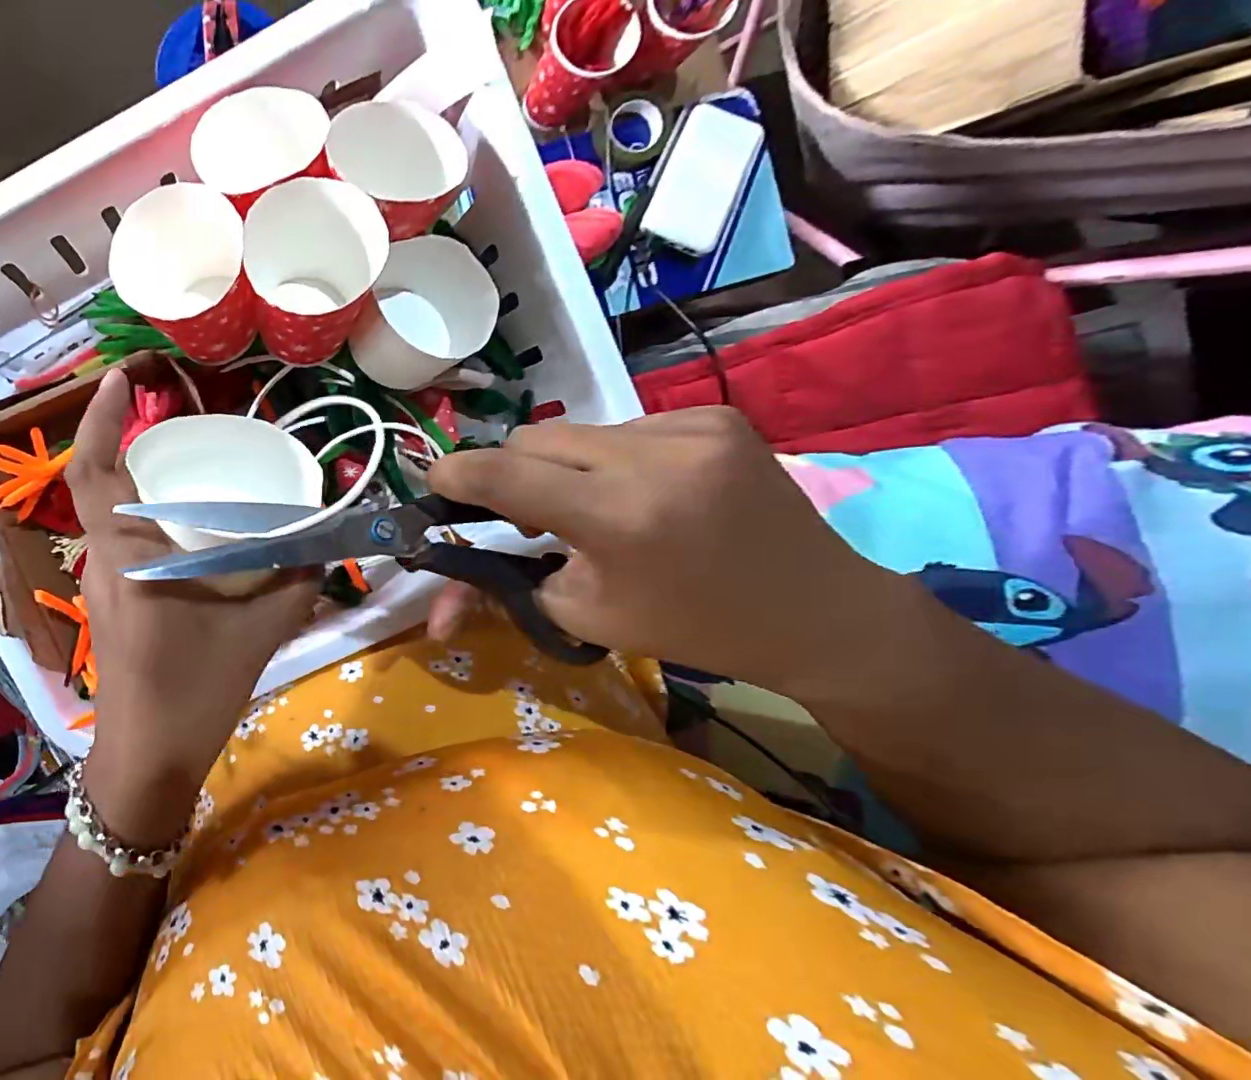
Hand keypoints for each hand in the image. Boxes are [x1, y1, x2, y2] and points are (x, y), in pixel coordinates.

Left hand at [65, 370, 318, 785]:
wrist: (150, 757)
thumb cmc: (196, 691)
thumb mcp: (261, 630)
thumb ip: (298, 580)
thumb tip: (331, 542)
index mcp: (130, 558)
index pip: (95, 473)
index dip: (100, 418)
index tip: (121, 375)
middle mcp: (105, 562)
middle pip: (103, 487)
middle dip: (128, 442)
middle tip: (182, 420)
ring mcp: (102, 585)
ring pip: (113, 516)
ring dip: (140, 483)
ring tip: (190, 465)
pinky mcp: (113, 604)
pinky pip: (125, 544)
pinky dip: (149, 520)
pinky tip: (190, 529)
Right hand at [426, 407, 905, 694]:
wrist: (815, 610)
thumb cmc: (692, 628)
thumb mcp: (585, 618)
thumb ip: (505, 589)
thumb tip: (438, 597)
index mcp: (619, 517)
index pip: (506, 474)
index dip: (456, 475)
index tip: (435, 484)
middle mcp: (652, 456)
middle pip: (534, 439)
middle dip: (512, 473)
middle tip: (524, 517)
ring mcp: (690, 426)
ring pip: (578, 432)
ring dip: (564, 467)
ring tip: (595, 508)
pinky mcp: (714, 415)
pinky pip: (625, 427)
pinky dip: (613, 459)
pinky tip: (647, 492)